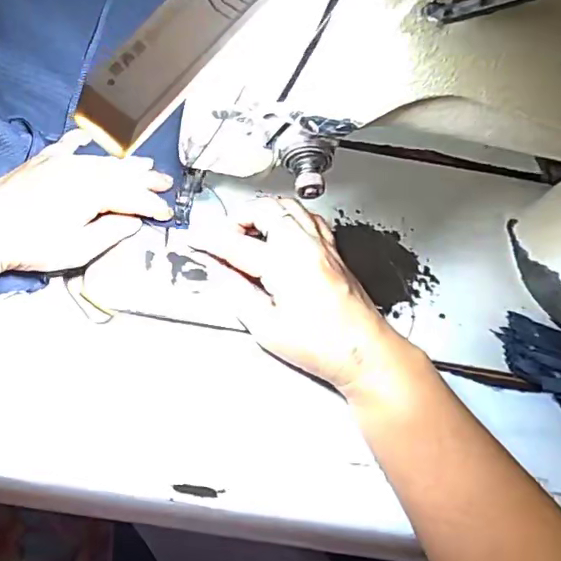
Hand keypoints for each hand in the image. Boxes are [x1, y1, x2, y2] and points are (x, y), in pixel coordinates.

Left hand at [0, 129, 173, 274]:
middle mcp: (80, 169)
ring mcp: (59, 161)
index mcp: (92, 191)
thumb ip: (109, 233)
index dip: (151, 205)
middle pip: (120, 173)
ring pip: (99, 159)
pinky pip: (66, 146)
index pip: (131, 196)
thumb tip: (132, 222)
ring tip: (142, 164)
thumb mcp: (76, 249)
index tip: (166, 213)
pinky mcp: (40, 161)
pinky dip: (80, 142)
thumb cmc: (30, 245)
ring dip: (122, 163)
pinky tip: (87, 138)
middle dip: (144, 179)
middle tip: (163, 183)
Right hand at [188, 197, 421, 397]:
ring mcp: (323, 246)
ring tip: (246, 230)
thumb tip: (217, 271)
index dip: (208, 240)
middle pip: (264, 209)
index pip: (234, 242)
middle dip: (236, 218)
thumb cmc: (324, 347)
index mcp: (284, 263)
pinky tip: (281, 232)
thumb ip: (236, 292)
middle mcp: (305, 246)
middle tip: (221, 236)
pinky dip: (288, 217)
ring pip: (288, 206)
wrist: (367, 353)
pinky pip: (309, 218)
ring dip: (262, 213)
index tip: (193, 239)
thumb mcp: (265, 327)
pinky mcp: (334, 251)